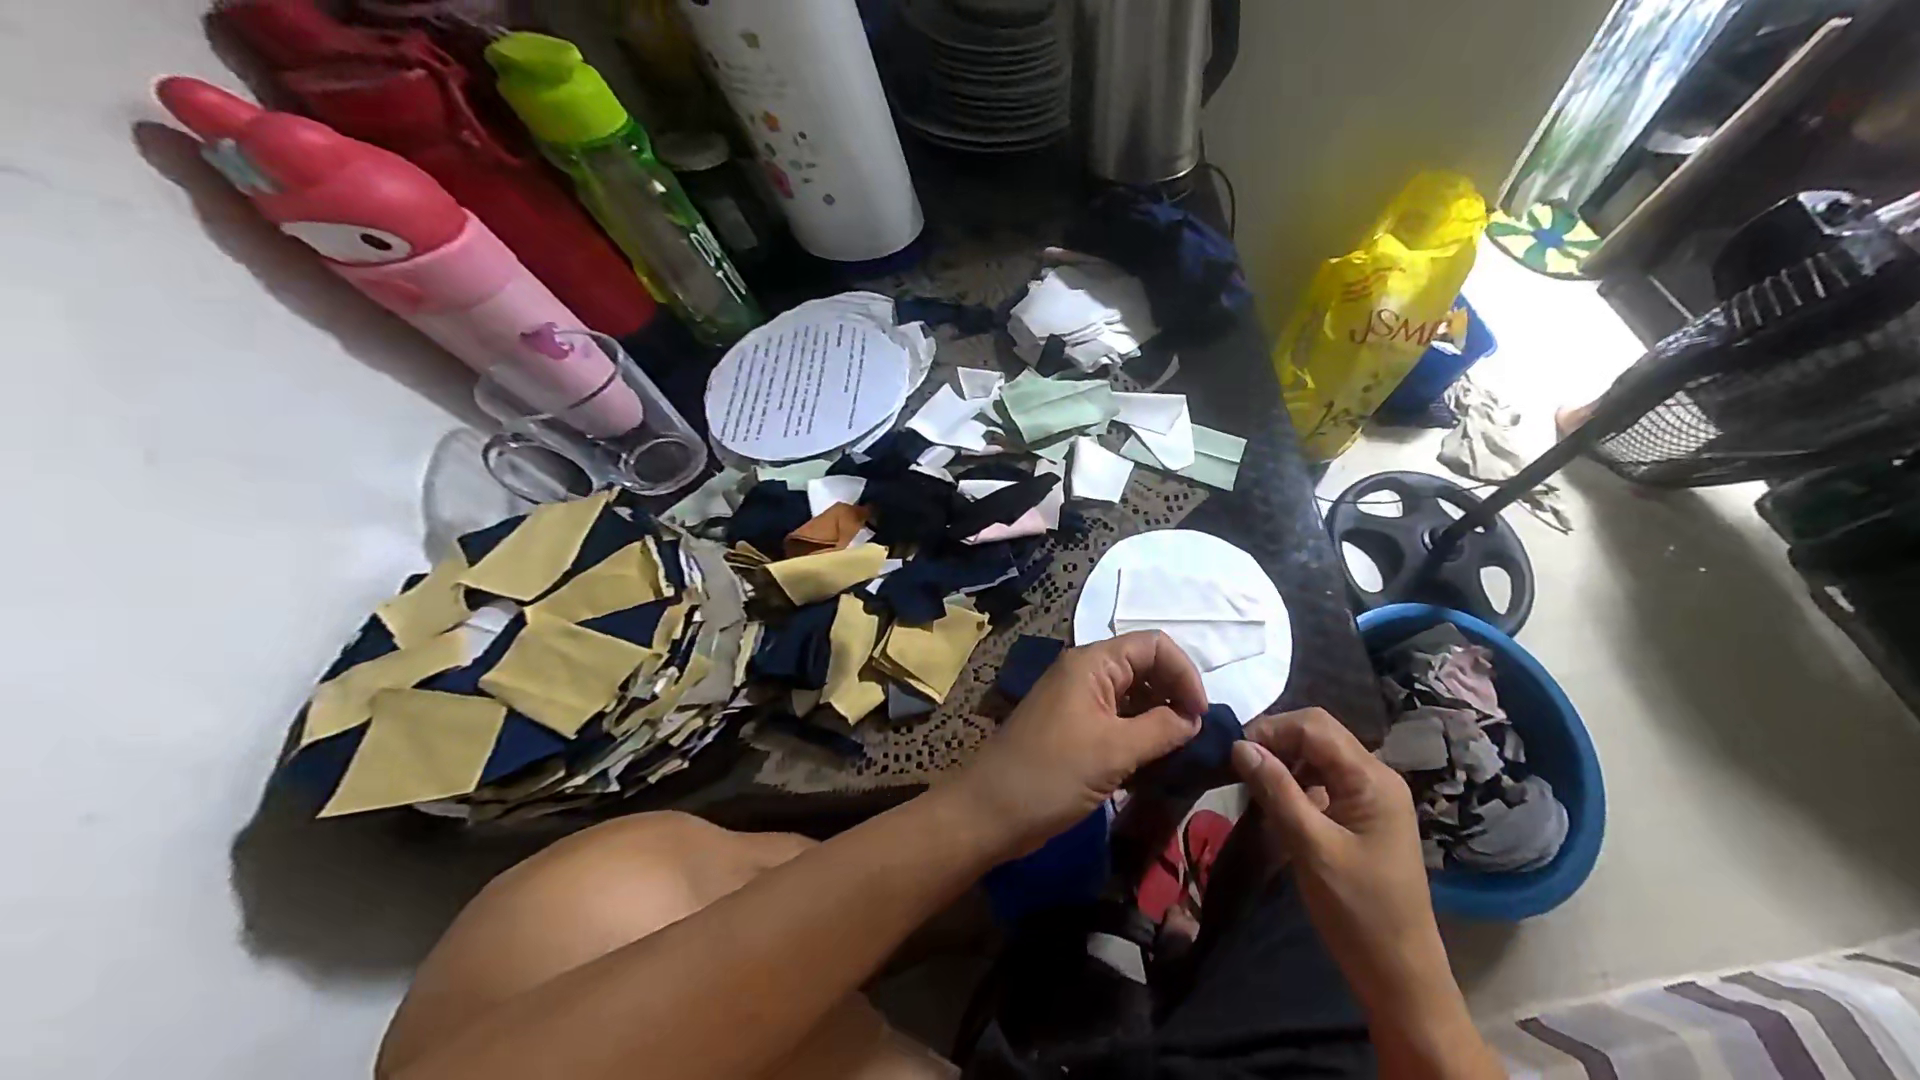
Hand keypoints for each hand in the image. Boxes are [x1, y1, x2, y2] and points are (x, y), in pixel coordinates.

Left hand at [952, 632, 1207, 856]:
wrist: (989, 811)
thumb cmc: (1051, 774)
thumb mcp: (1114, 751)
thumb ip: (1161, 729)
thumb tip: (1192, 719)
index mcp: (1092, 663)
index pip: (1154, 645)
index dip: (1184, 673)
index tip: (1199, 716)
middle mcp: (1086, 673)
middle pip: (1145, 667)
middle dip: (1175, 693)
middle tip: (1194, 735)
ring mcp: (1078, 701)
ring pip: (1133, 695)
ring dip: (1160, 716)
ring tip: (1179, 749)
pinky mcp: (1075, 728)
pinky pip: (1118, 719)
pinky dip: (1140, 733)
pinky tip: (1155, 759)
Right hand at [1233, 710, 1501, 1078]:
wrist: (1399, 972)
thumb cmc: (1357, 910)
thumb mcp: (1310, 847)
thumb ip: (1277, 790)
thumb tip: (1240, 745)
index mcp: (1372, 779)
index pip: (1315, 726)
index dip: (1271, 729)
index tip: (1236, 754)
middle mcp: (1376, 777)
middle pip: (1318, 734)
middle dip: (1275, 740)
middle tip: (1240, 766)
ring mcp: (1371, 796)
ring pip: (1318, 754)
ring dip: (1283, 760)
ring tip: (1253, 784)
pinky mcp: (1362, 815)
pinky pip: (1323, 779)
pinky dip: (1295, 780)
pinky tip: (1276, 802)